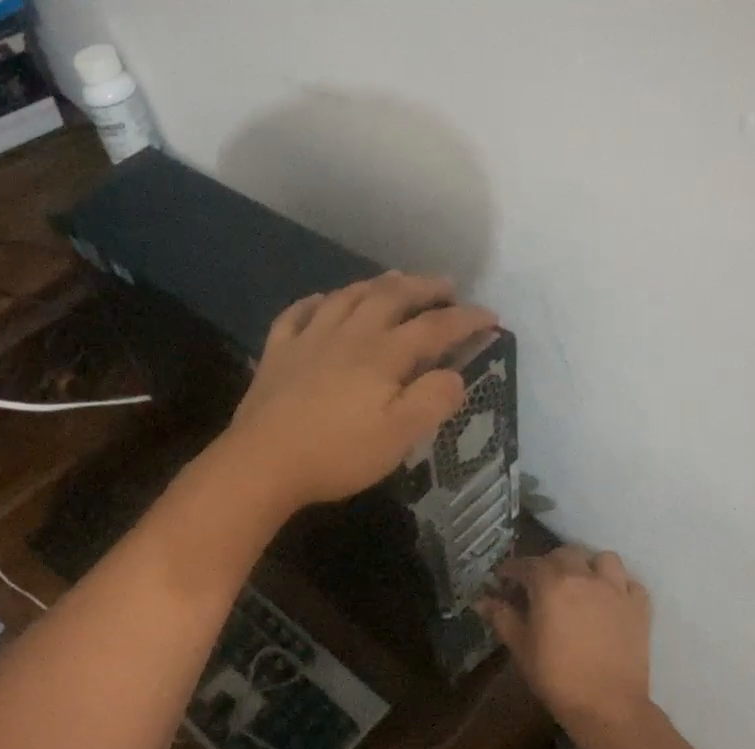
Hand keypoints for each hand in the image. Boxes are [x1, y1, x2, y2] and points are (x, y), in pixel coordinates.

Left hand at [220, 272, 495, 508]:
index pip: (434, 328)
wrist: (263, 462)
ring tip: (393, 281)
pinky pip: (298, 314)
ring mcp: (308, 340)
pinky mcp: (277, 354)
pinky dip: (316, 302)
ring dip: (375, 285)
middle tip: (446, 285)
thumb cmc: (337, 454)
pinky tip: (322, 301)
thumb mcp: (398, 437)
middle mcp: (348, 335)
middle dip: (423, 287)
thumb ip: (431, 401)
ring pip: (346, 297)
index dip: (465, 319)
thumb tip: (455, 374)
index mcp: (382, 355)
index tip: (491, 317)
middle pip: (391, 298)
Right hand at [477, 546, 654, 738]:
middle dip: (549, 563)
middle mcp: (586, 577)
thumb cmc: (556, 677)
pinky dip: (618, 585)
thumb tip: (483, 601)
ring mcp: (617, 590)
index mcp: (552, 584)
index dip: (512, 570)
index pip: (527, 564)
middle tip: (539, 584)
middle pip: (566, 554)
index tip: (503, 580)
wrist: (607, 704)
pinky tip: (609, 601)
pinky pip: (629, 583)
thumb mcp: (521, 647)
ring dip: (588, 565)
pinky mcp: (640, 607)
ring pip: (604, 559)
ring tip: (580, 583)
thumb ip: (502, 618)